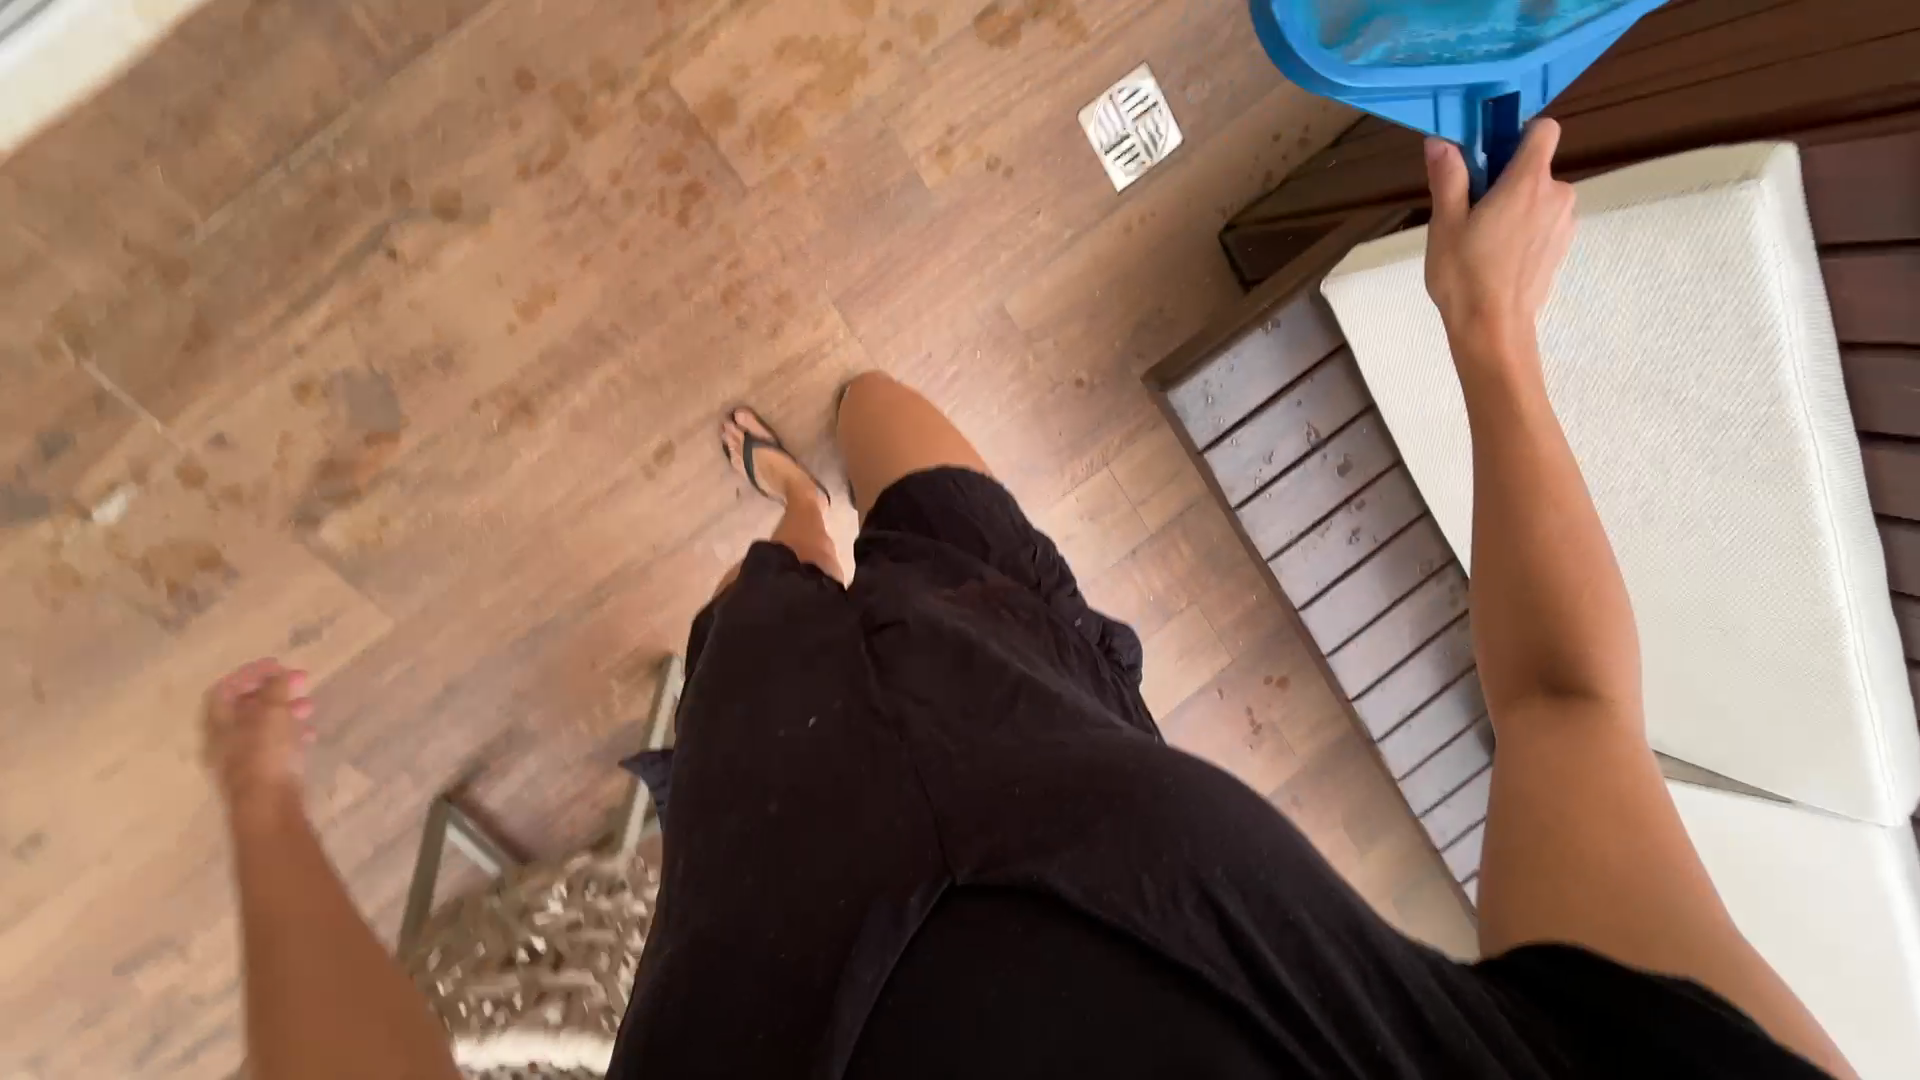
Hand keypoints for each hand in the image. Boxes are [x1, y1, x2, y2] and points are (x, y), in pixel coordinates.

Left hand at [203, 658, 315, 820]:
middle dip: (273, 689)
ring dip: (285, 709)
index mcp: (219, 724)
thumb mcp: (273, 715)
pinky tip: (308, 733)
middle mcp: (224, 738)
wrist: (268, 802)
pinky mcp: (262, 769)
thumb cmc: (266, 754)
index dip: (249, 673)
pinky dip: (291, 731)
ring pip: (263, 724)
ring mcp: (242, 755)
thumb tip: (280, 674)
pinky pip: (275, 742)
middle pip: (245, 706)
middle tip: (301, 679)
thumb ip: (276, 691)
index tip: (277, 663)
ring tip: (310, 705)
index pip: (225, 689)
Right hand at [1423, 119, 1575, 354]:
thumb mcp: (1445, 225)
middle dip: (1505, 182)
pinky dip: (1523, 231)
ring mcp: (1564, 221)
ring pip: (1538, 199)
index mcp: (1527, 182)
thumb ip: (1449, 178)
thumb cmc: (1463, 275)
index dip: (1515, 136)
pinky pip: (1543, 223)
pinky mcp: (1562, 245)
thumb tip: (1441, 141)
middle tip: (1470, 215)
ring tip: (1482, 243)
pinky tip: (1497, 259)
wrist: (1492, 327)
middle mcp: (1557, 193)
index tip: (1487, 159)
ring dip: (1514, 209)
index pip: (1541, 130)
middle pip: (1534, 169)